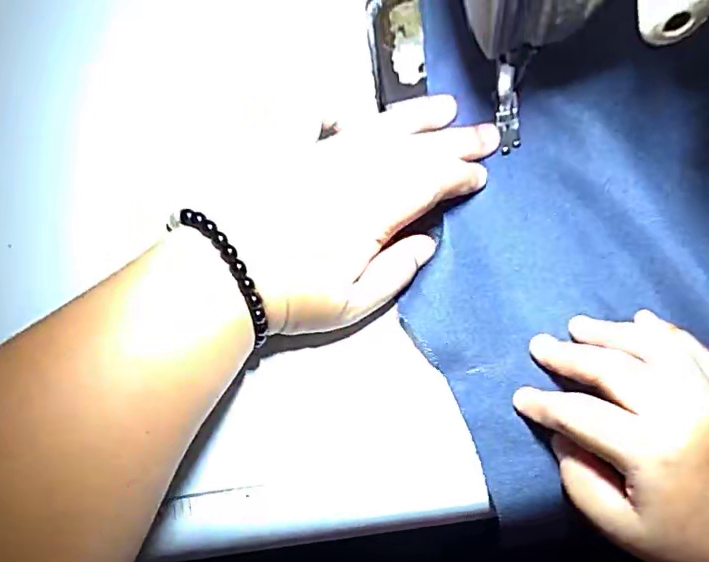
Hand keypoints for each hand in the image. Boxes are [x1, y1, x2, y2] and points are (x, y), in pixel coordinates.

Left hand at [202, 95, 497, 335]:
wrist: (225, 272)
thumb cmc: (288, 295)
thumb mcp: (353, 302)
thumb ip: (395, 271)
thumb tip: (424, 244)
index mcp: (371, 213)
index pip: (428, 183)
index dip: (458, 177)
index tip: (478, 176)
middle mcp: (350, 175)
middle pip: (413, 151)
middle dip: (454, 142)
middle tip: (483, 136)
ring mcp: (320, 158)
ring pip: (378, 129)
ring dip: (415, 119)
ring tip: (443, 111)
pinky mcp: (290, 151)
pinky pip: (321, 118)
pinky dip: (344, 112)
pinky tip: (358, 111)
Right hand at [512, 311, 708, 561]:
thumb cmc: (690, 546)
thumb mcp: (623, 529)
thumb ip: (583, 483)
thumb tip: (564, 439)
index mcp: (651, 450)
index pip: (583, 415)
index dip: (546, 406)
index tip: (520, 397)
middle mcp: (680, 409)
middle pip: (615, 369)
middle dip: (572, 356)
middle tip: (539, 345)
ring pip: (653, 348)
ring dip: (612, 332)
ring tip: (578, 326)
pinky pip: (692, 350)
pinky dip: (663, 332)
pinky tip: (642, 320)